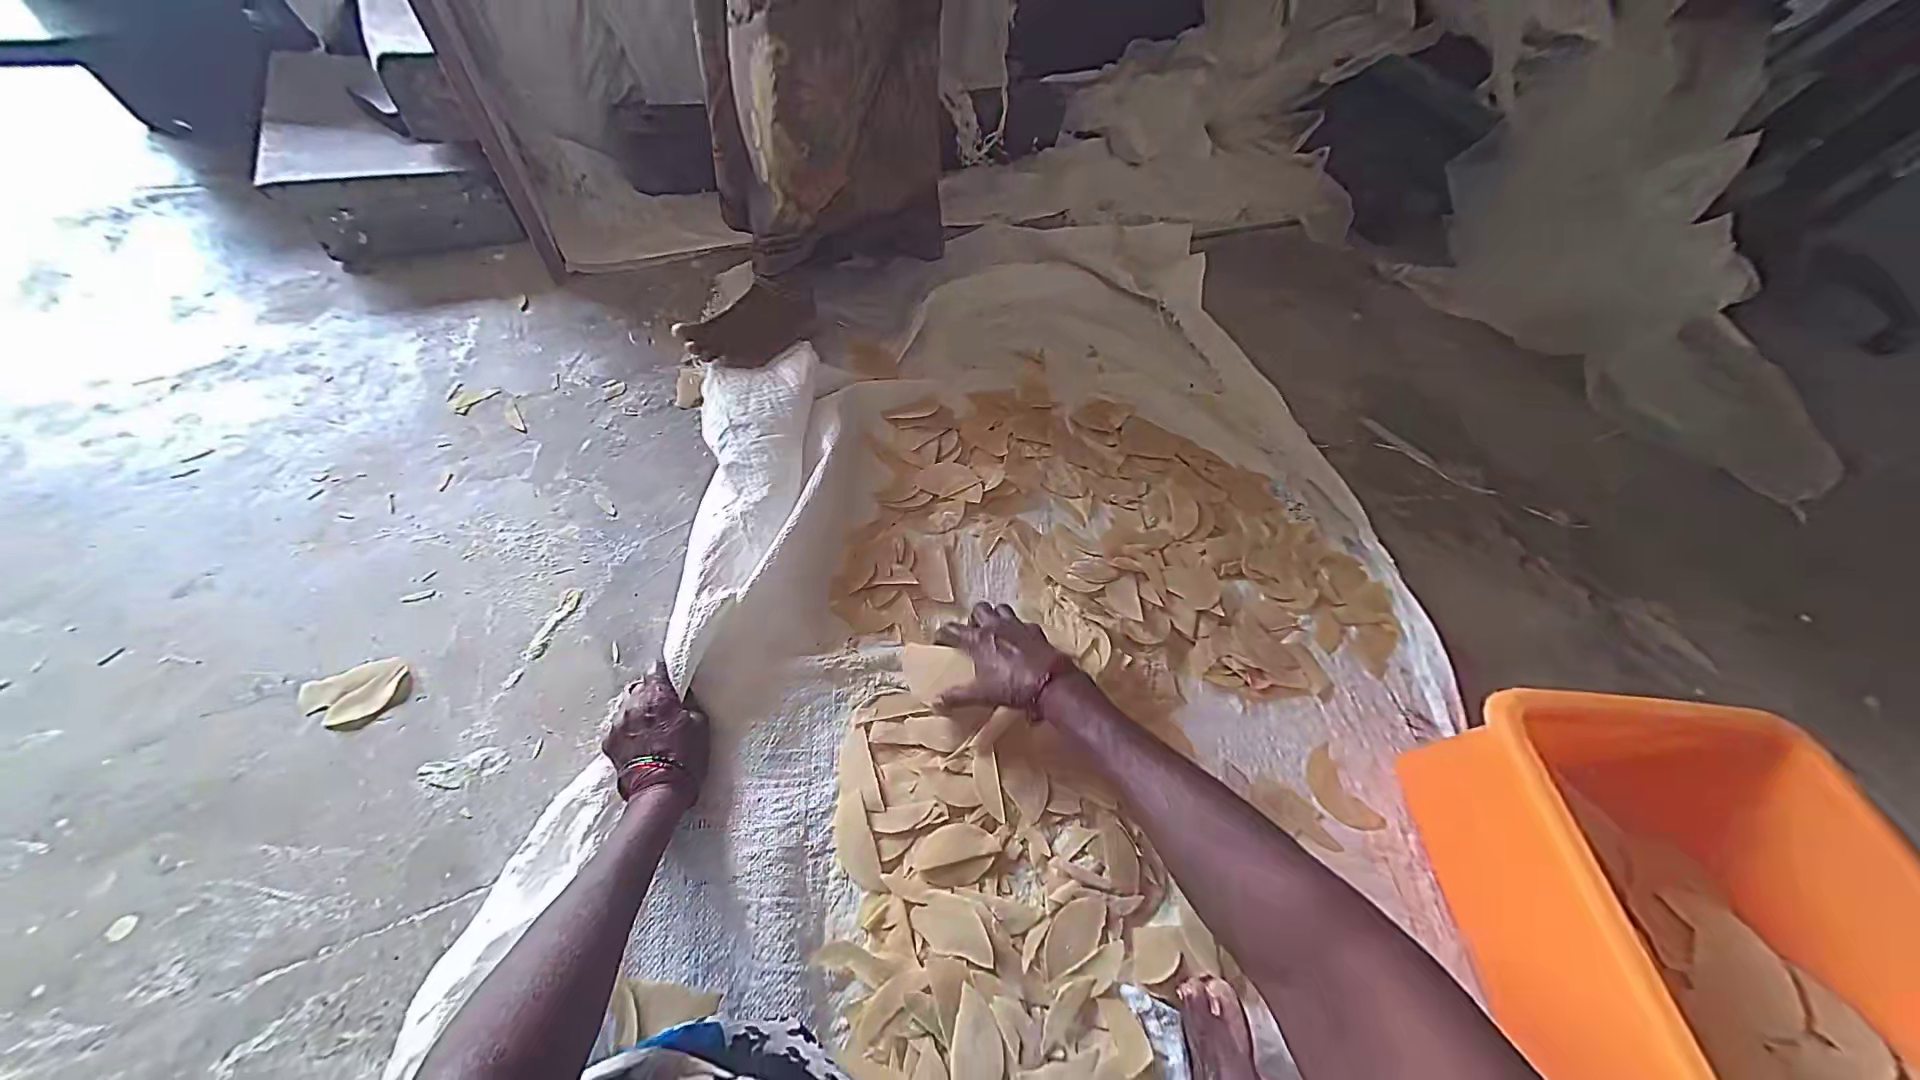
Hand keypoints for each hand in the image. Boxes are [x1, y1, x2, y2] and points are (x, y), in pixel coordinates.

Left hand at [603, 660, 709, 809]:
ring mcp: (617, 724)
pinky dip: (628, 731)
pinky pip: (618, 728)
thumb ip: (689, 703)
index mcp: (657, 695)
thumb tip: (684, 696)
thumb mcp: (700, 723)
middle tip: (663, 705)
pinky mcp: (609, 743)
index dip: (664, 672)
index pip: (656, 669)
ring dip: (637, 712)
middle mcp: (633, 705)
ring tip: (651, 727)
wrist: (659, 790)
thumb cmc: (685, 757)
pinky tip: (640, 742)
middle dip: (649, 693)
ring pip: (626, 707)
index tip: (670, 678)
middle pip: (638, 687)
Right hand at [933, 603, 1074, 711]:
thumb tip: (936, 702)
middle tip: (973, 632)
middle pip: (978, 609)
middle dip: (974, 618)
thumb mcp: (982, 695)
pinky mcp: (1035, 631)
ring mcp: (1017, 626)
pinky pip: (1024, 623)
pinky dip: (1019, 629)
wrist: (1050, 683)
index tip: (940, 640)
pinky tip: (1020, 640)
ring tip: (995, 630)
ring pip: (1001, 608)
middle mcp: (996, 627)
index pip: (953, 629)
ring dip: (996, 616)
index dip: (943, 633)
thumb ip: (958, 697)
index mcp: (978, 640)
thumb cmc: (1013, 687)